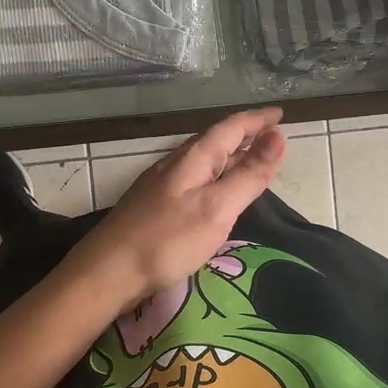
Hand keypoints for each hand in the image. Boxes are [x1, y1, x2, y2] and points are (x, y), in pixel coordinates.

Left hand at [65, 108, 287, 311]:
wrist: (106, 273)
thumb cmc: (166, 241)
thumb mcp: (216, 208)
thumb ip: (248, 175)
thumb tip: (278, 136)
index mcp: (193, 160)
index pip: (231, 128)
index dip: (257, 120)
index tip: (281, 114)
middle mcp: (176, 165)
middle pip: (216, 141)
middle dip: (245, 136)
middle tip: (272, 137)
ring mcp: (161, 186)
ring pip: (203, 161)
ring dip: (229, 157)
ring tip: (251, 161)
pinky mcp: (154, 207)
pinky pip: (193, 180)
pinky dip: (214, 177)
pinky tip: (215, 193)